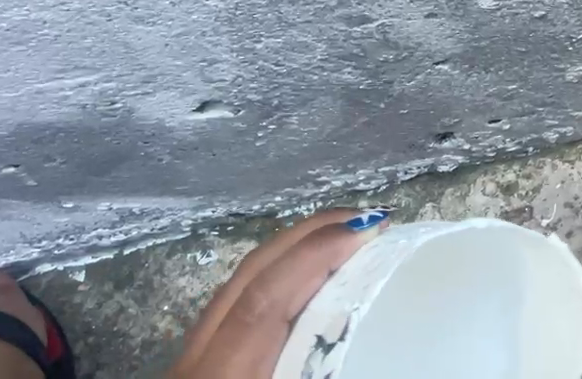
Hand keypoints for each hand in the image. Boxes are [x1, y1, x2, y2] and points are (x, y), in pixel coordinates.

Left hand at [171, 208, 389, 378]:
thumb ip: (329, 366)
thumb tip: (389, 337)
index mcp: (222, 375)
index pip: (265, 297)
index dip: (318, 253)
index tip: (372, 229)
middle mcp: (197, 359)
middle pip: (253, 269)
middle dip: (314, 231)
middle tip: (372, 217)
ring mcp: (192, 358)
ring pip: (244, 278)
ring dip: (299, 245)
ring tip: (351, 233)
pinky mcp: (198, 362)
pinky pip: (242, 297)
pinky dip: (282, 270)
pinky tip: (313, 273)